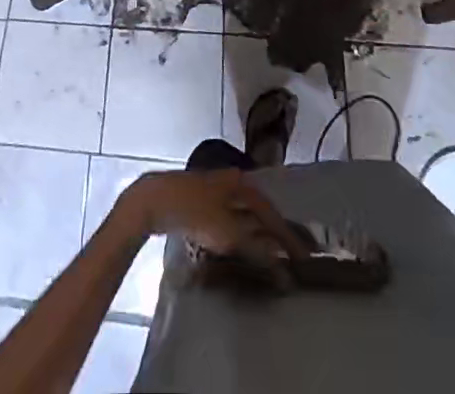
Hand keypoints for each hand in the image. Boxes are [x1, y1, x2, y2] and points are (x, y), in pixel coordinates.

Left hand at [120, 169, 307, 262]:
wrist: (151, 201)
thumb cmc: (194, 211)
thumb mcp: (228, 235)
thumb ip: (257, 251)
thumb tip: (284, 271)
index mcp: (242, 184)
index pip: (272, 213)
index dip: (287, 236)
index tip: (303, 257)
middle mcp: (231, 183)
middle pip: (258, 212)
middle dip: (273, 234)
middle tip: (289, 257)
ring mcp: (213, 192)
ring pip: (241, 216)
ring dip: (254, 236)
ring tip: (268, 257)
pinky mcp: (198, 204)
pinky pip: (226, 221)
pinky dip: (236, 235)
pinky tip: (238, 248)